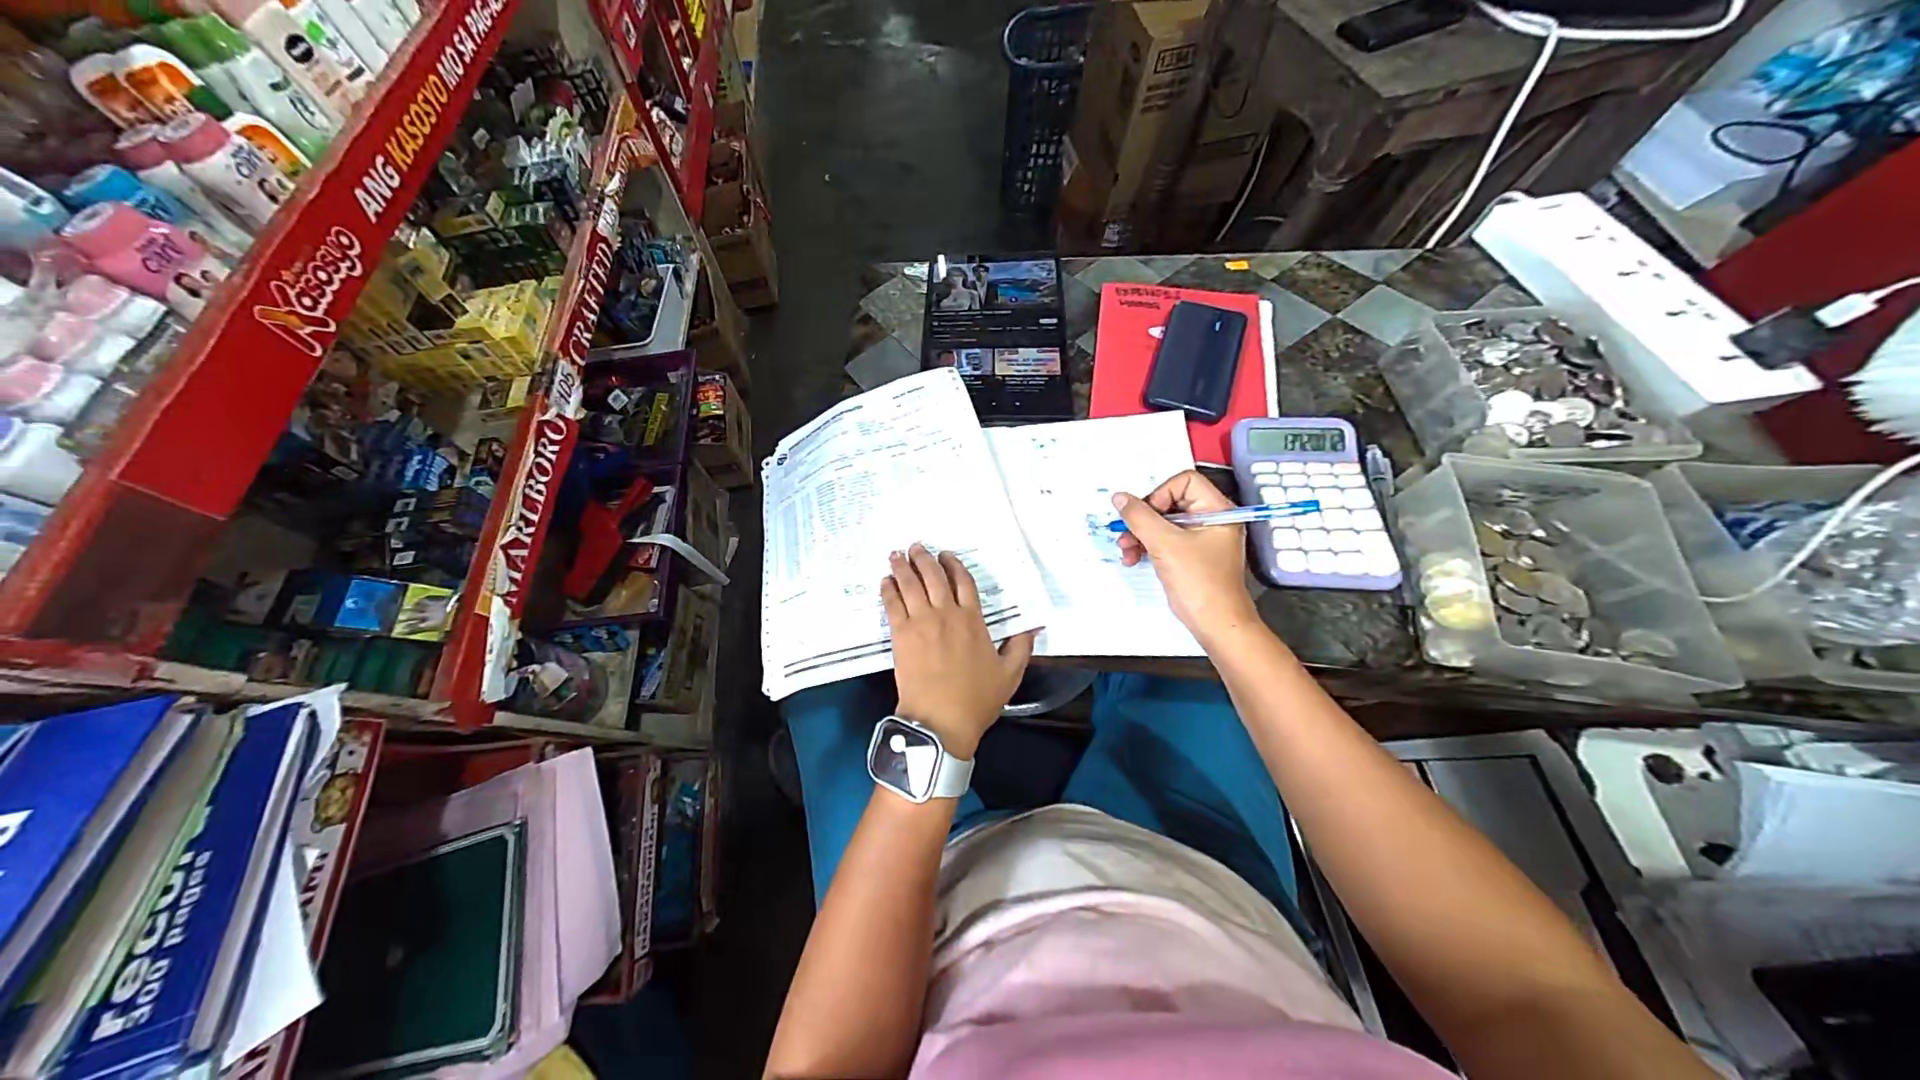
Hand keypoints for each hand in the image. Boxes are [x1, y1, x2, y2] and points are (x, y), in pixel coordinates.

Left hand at [880, 544, 1035, 759]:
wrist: (940, 720)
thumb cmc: (976, 699)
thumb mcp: (1010, 674)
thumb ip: (1020, 647)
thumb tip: (1033, 627)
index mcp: (973, 620)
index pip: (963, 581)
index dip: (954, 565)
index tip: (946, 555)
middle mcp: (946, 614)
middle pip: (933, 576)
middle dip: (924, 558)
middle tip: (916, 547)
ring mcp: (921, 622)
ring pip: (911, 584)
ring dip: (903, 566)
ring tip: (896, 554)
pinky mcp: (900, 635)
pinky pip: (893, 603)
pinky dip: (889, 589)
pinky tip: (885, 580)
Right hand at [1113, 470, 1259, 639]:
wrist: (1216, 624)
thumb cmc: (1201, 584)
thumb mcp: (1164, 544)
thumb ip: (1140, 517)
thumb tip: (1120, 498)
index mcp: (1218, 510)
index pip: (1184, 481)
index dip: (1160, 494)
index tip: (1146, 515)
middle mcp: (1212, 520)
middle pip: (1170, 502)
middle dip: (1144, 518)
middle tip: (1126, 532)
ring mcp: (1202, 539)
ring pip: (1164, 523)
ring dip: (1141, 534)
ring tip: (1125, 549)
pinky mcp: (1192, 556)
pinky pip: (1166, 540)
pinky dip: (1148, 546)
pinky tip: (1133, 558)